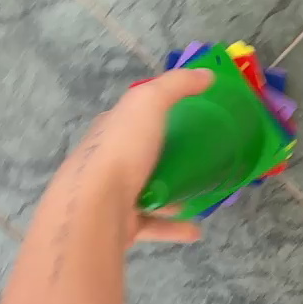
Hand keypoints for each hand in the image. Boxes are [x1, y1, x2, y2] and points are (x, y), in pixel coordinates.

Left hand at [60, 67, 214, 242]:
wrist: (95, 207)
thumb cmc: (122, 149)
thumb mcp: (149, 102)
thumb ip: (177, 85)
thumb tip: (207, 74)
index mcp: (110, 131)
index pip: (129, 118)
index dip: (152, 114)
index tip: (183, 116)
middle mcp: (107, 162)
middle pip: (138, 156)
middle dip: (162, 157)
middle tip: (197, 157)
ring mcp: (112, 195)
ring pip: (146, 192)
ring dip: (170, 194)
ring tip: (199, 193)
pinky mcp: (121, 224)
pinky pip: (153, 224)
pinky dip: (174, 227)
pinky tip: (196, 229)